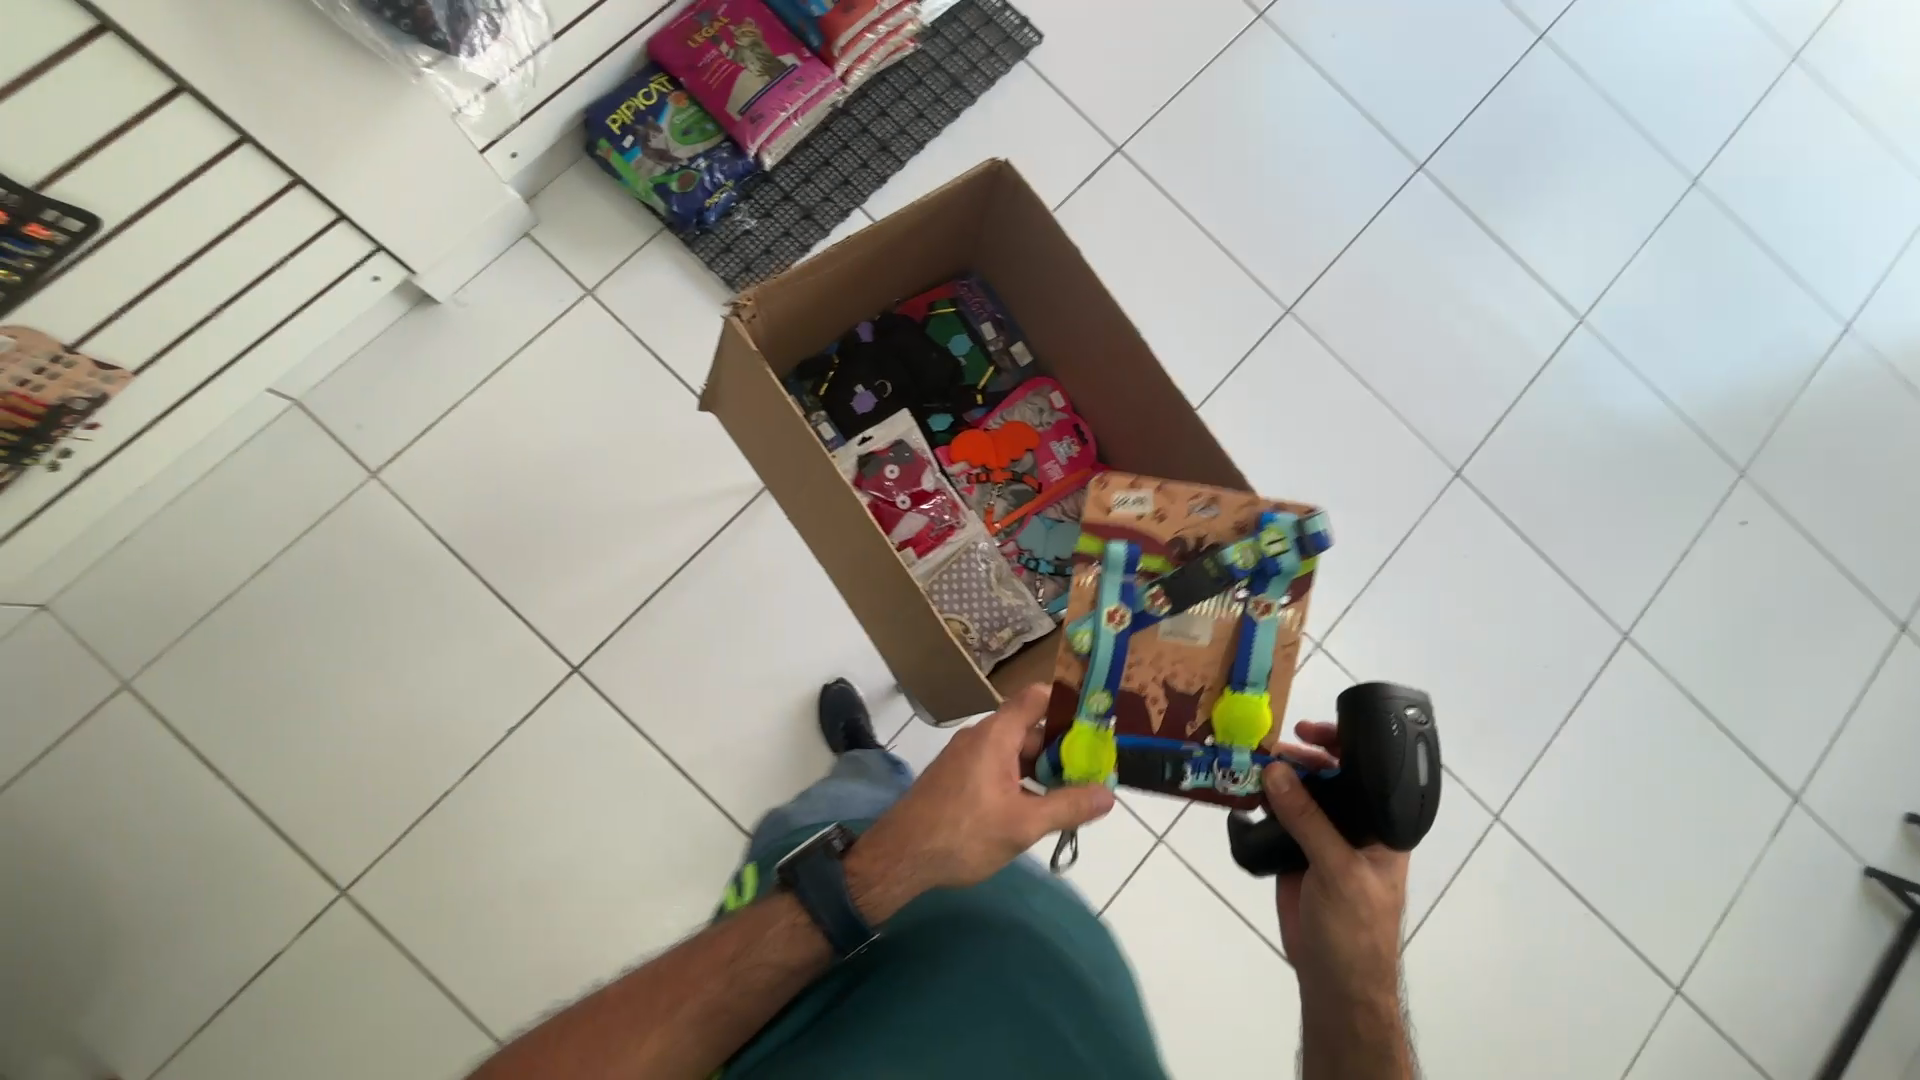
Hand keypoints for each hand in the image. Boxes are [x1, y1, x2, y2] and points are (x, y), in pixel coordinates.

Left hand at [848, 685, 1114, 911]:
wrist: (900, 857)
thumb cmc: (963, 834)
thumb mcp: (1023, 825)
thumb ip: (1067, 807)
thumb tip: (1108, 795)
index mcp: (996, 735)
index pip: (1037, 698)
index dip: (1068, 704)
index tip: (1098, 725)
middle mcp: (981, 737)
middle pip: (1031, 728)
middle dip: (1064, 748)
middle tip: (1095, 772)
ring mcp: (967, 757)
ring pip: (1016, 751)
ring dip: (1044, 769)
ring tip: (1075, 795)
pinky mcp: (959, 777)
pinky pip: (999, 767)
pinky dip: (1023, 780)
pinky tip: (1039, 808)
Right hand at [1266, 720, 1410, 1072]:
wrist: (1334, 979)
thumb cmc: (1355, 927)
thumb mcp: (1338, 870)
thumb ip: (1308, 819)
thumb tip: (1277, 770)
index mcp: (1379, 827)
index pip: (1366, 773)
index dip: (1343, 745)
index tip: (1311, 729)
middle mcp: (1352, 827)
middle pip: (1328, 779)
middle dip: (1303, 758)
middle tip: (1272, 745)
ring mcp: (1322, 840)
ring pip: (1300, 796)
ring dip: (1278, 777)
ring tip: (1252, 761)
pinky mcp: (1295, 853)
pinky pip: (1278, 818)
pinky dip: (1262, 801)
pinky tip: (1245, 789)